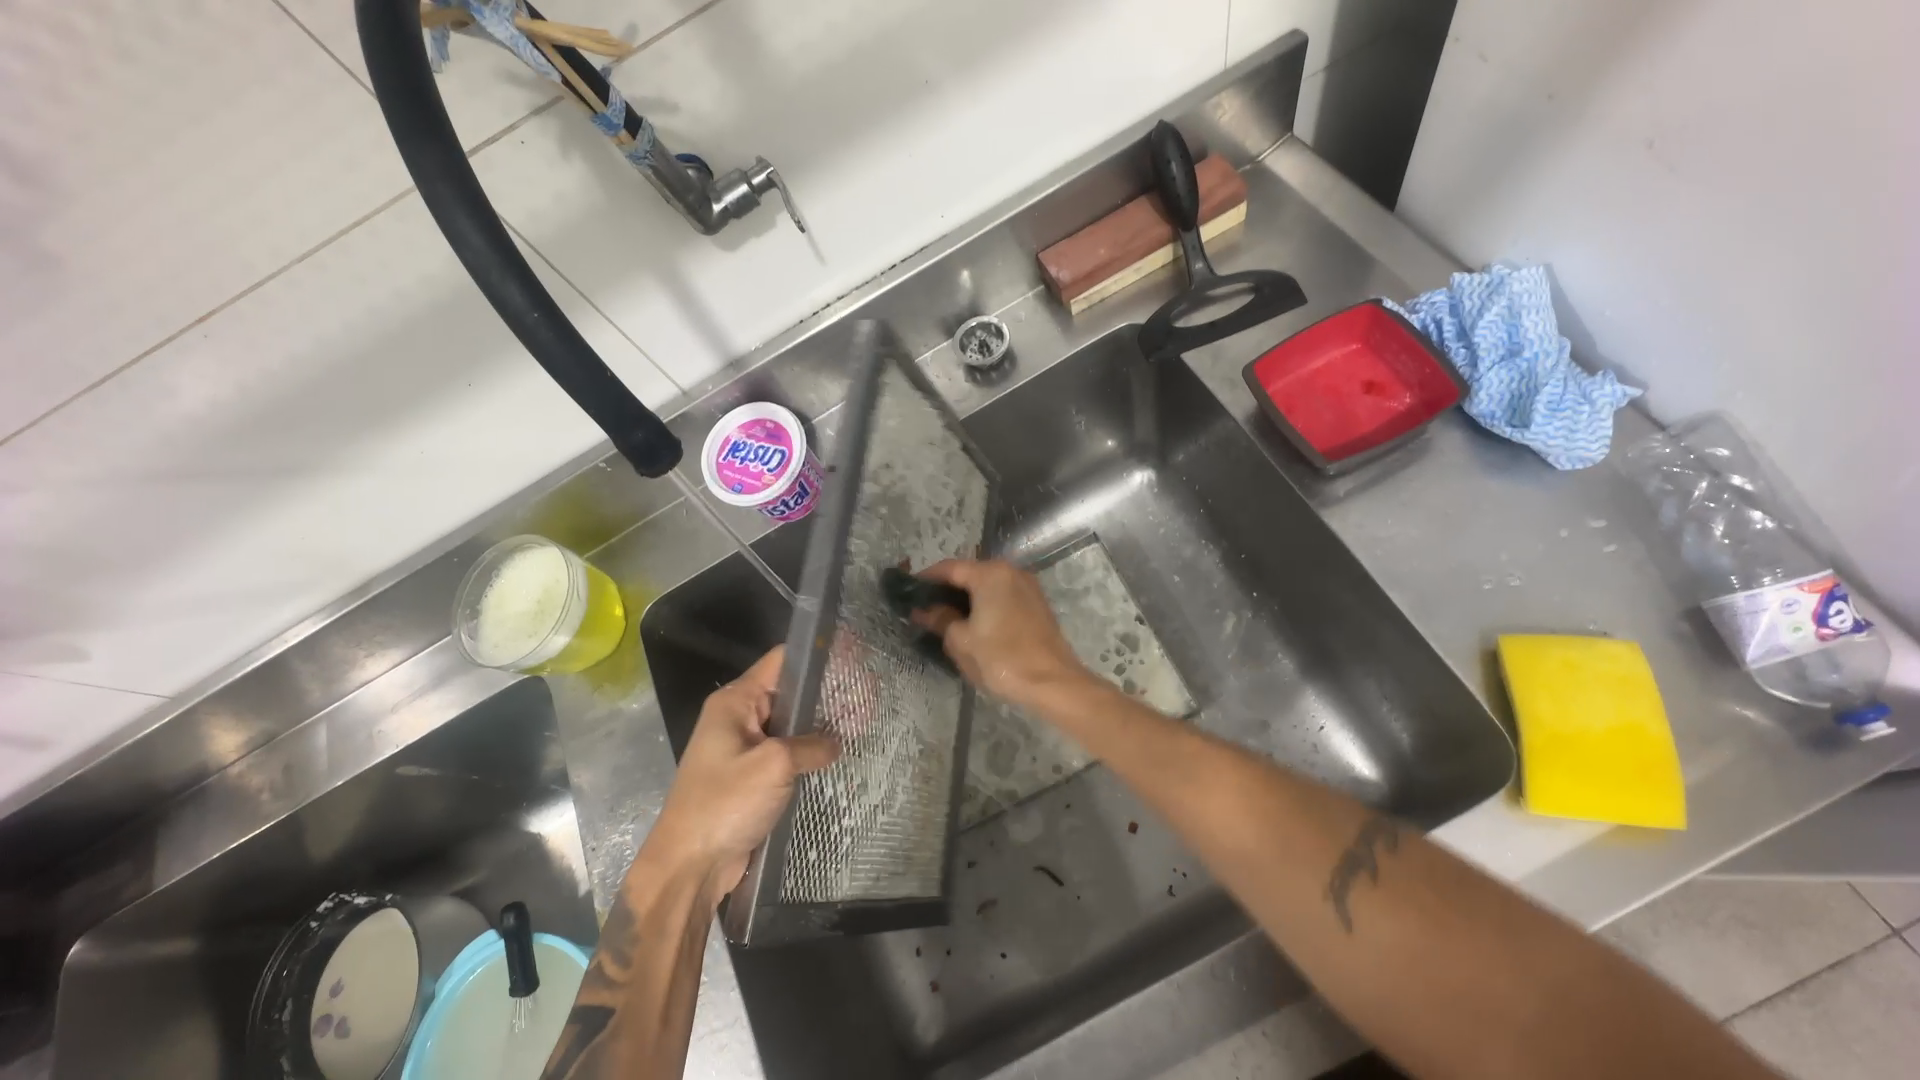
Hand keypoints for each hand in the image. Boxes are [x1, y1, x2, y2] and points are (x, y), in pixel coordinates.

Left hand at [644, 647, 839, 902]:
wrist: (690, 865)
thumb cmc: (725, 803)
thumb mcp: (775, 764)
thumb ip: (811, 745)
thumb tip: (836, 742)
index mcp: (735, 702)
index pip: (780, 661)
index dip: (816, 656)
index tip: (855, 658)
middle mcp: (738, 719)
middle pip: (788, 693)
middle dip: (825, 694)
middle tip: (869, 697)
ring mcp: (744, 750)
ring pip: (790, 727)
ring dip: (820, 729)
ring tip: (863, 725)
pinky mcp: (751, 779)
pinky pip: (786, 757)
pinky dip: (809, 756)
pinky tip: (840, 760)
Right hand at [913, 559, 1090, 707]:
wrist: (1053, 683)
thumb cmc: (1002, 658)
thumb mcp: (962, 641)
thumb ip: (940, 619)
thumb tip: (924, 611)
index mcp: (990, 574)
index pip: (949, 568)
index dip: (926, 579)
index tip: (909, 592)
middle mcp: (1012, 572)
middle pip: (971, 574)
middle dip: (947, 590)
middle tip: (925, 609)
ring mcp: (1028, 588)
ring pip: (989, 586)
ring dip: (967, 599)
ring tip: (946, 619)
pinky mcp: (1037, 606)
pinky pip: (1003, 598)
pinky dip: (986, 606)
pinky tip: (974, 625)